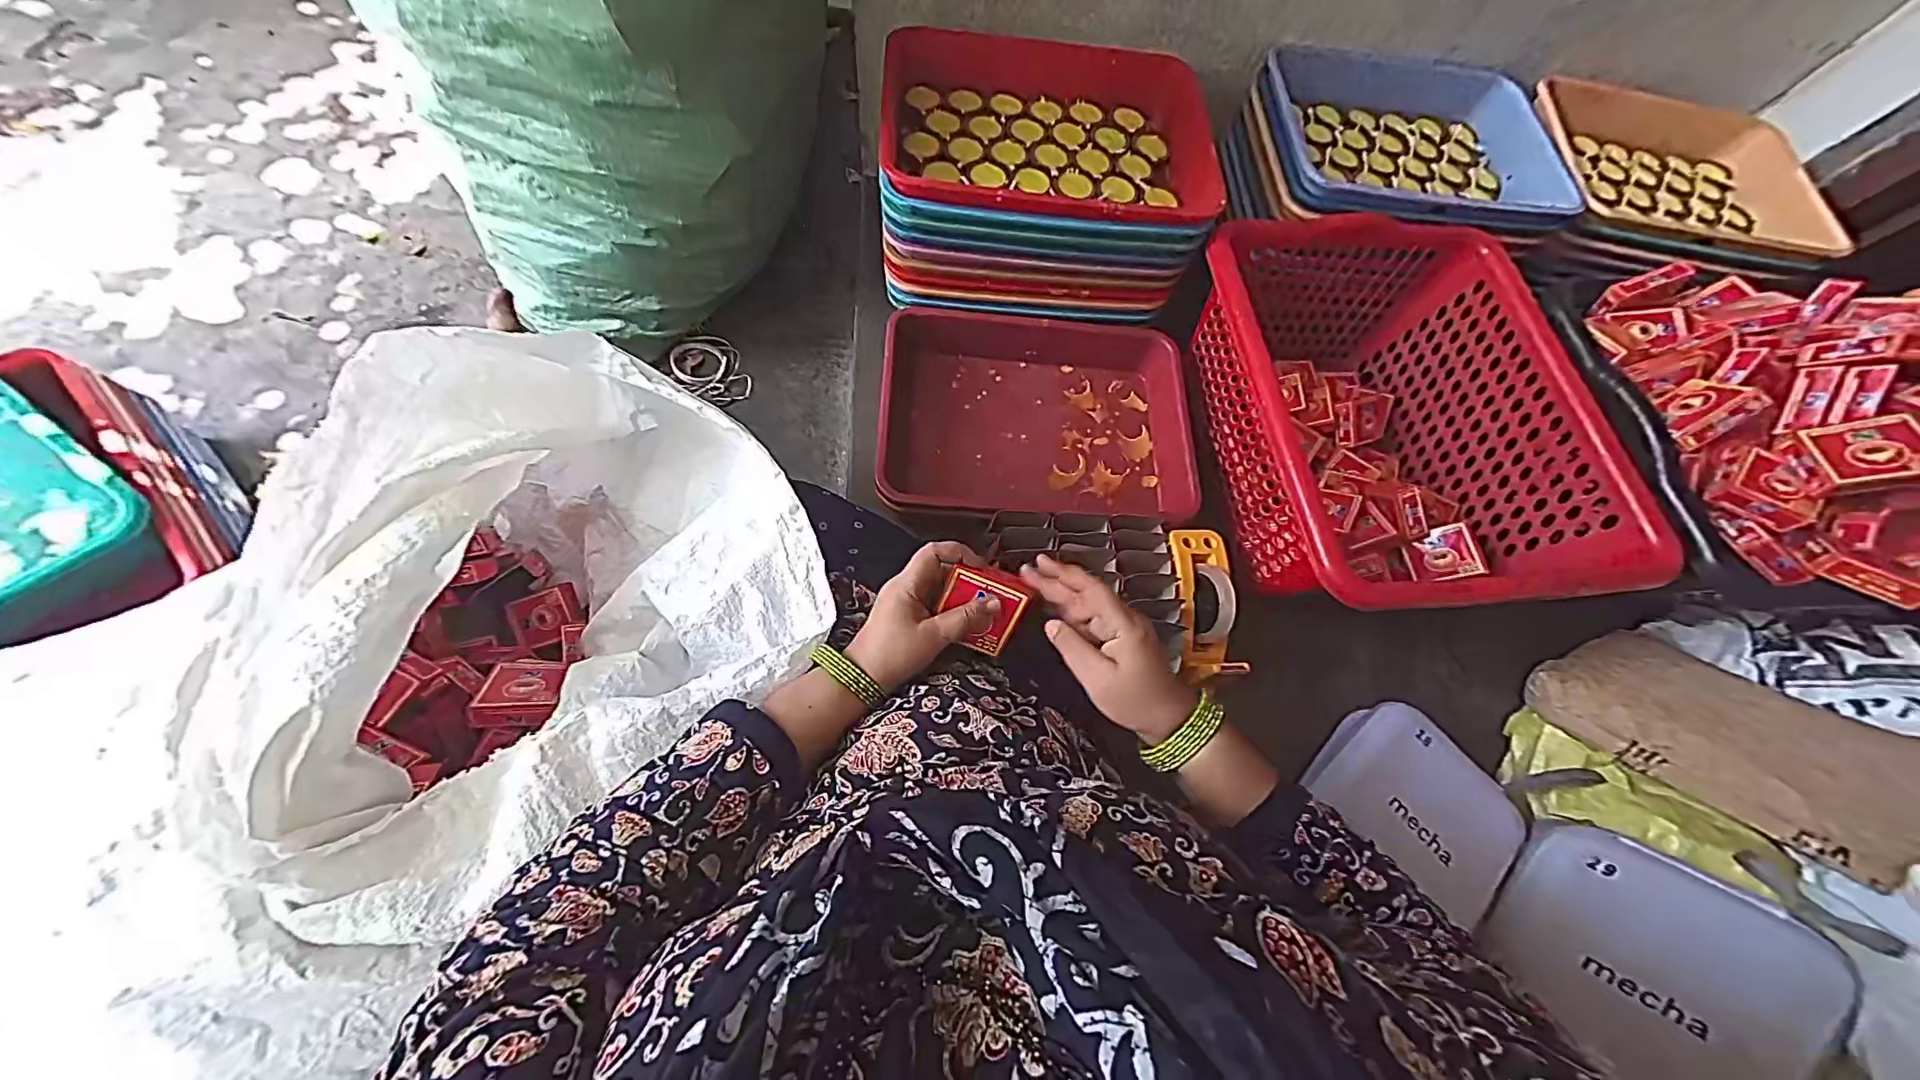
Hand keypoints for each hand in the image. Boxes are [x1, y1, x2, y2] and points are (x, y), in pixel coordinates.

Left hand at [844, 542, 999, 692]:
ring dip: (963, 599)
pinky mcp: (909, 617)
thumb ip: (966, 618)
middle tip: (987, 594)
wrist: (864, 677)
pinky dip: (953, 612)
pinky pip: (936, 605)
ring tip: (981, 612)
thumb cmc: (888, 655)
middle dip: (968, 582)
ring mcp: (907, 602)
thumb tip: (991, 604)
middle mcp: (906, 588)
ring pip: (942, 590)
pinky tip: (966, 625)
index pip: (934, 551)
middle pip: (943, 571)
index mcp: (906, 584)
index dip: (961, 554)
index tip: (981, 570)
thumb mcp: (934, 636)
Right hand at [1020, 554, 1198, 741]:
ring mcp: (1124, 627)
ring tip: (1034, 584)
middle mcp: (1125, 620)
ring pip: (1087, 604)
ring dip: (1061, 594)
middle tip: (1028, 570)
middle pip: (1086, 593)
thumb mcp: (1097, 679)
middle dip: (1055, 580)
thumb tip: (1051, 626)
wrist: (1170, 718)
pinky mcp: (1121, 637)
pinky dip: (1071, 611)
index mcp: (1123, 625)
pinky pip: (1092, 618)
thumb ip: (1071, 648)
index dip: (1063, 574)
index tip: (1040, 564)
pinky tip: (1055, 608)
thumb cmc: (1138, 702)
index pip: (1090, 590)